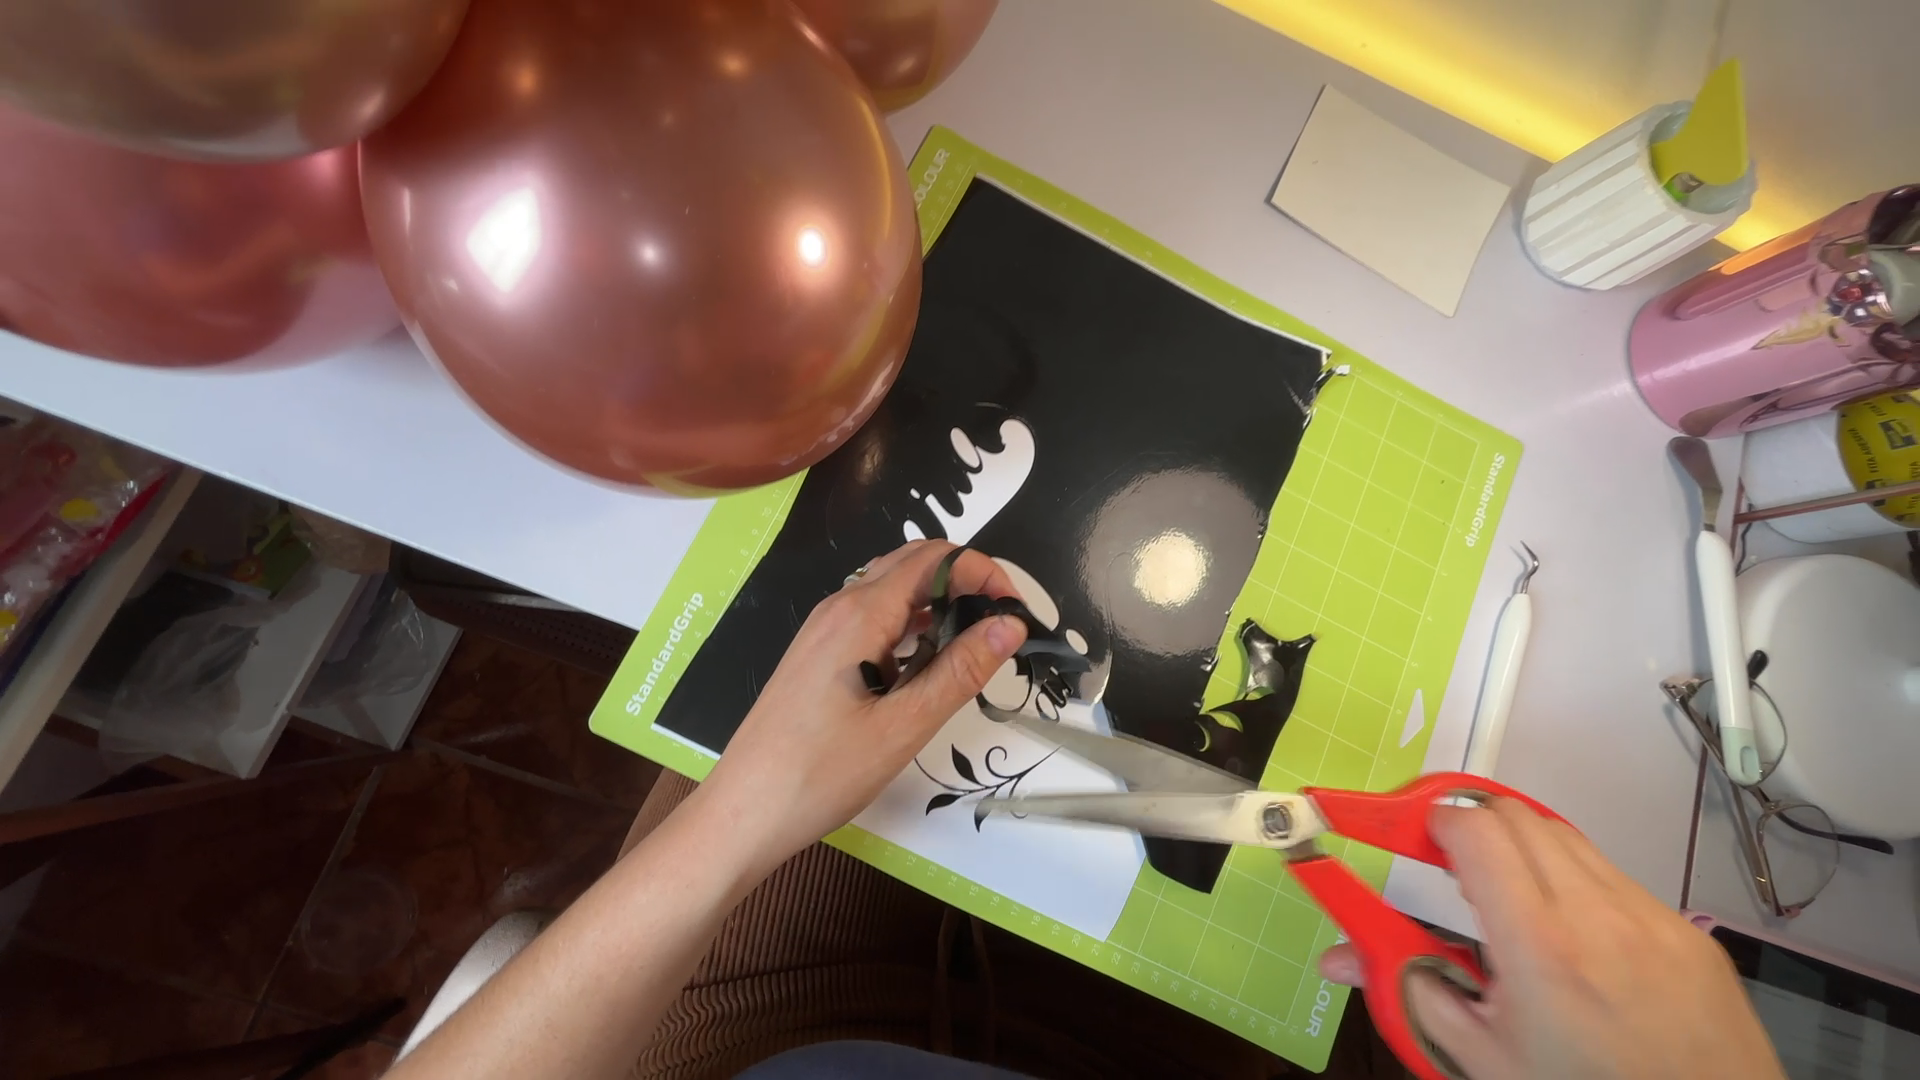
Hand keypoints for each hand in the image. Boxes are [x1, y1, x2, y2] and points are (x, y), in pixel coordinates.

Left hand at [698, 540, 1026, 871]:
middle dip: (964, 580)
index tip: (1015, 610)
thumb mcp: (903, 726)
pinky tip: (926, 662)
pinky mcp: (819, 652)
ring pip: (892, 589)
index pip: (933, 559)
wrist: (743, 811)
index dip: (982, 571)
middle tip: (999, 624)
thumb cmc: (823, 772)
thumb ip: (960, 670)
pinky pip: (874, 616)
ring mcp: (824, 628)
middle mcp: (840, 606)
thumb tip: (1011, 624)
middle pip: (912, 562)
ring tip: (972, 644)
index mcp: (860, 613)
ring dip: (937, 601)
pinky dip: (911, 623)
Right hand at [1318, 799, 1784, 1079]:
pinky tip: (1573, 929)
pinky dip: (1573, 876)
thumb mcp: (1480, 1055)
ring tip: (1509, 892)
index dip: (1435, 821)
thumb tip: (1333, 956)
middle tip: (1452, 861)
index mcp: (1539, 944)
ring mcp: (1652, 919)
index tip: (1418, 839)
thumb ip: (1405, 986)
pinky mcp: (1688, 933)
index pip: (1475, 831)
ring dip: (1521, 844)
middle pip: (1514, 816)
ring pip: (1563, 835)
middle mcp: (1598, 914)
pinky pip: (1612, 873)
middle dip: (1472, 824)